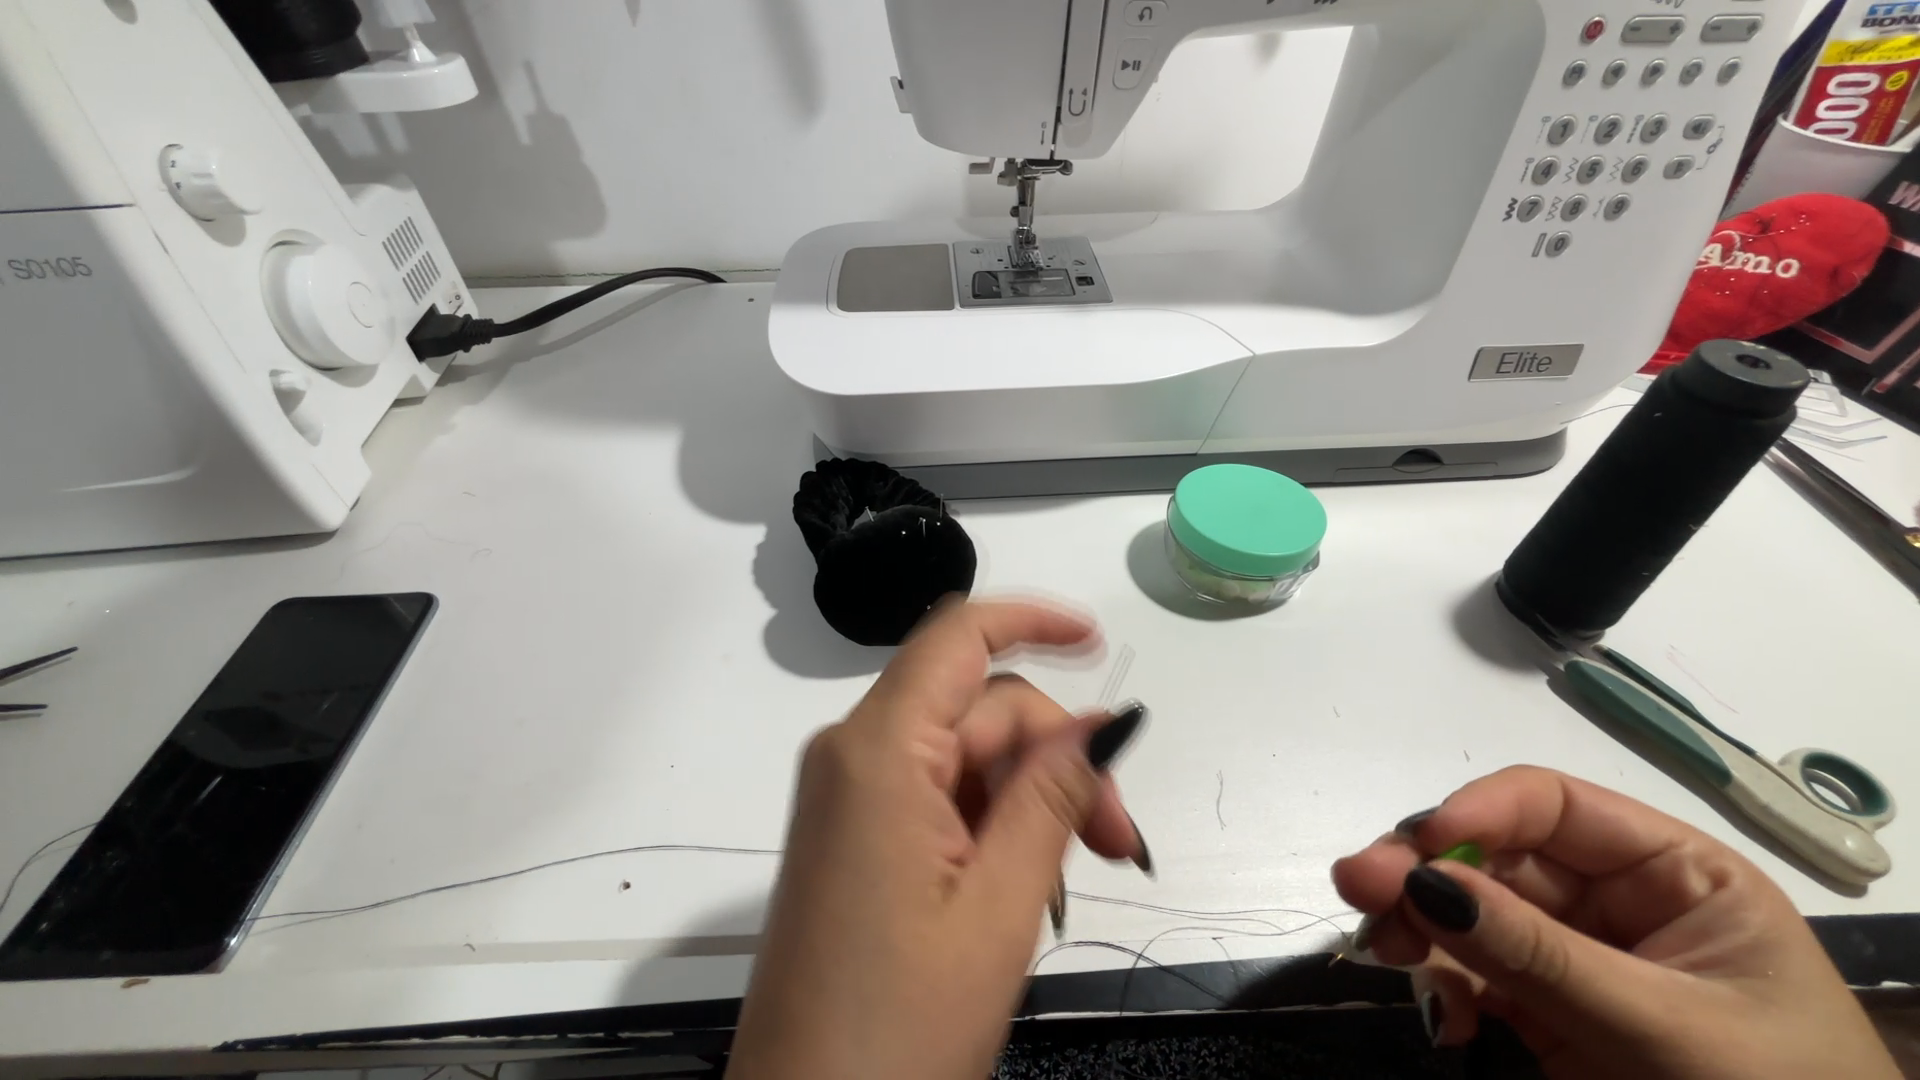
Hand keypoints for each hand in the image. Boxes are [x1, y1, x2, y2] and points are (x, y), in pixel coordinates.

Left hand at [726, 600, 1146, 1079]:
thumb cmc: (900, 1025)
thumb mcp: (1000, 904)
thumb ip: (1052, 794)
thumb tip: (1103, 719)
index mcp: (879, 750)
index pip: (959, 637)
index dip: (1032, 621)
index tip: (1097, 640)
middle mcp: (854, 753)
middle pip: (976, 708)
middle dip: (1057, 754)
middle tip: (1120, 840)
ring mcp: (849, 793)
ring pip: (963, 753)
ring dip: (1031, 792)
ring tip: (1084, 868)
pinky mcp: (853, 832)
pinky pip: (937, 791)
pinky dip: (992, 815)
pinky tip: (1028, 874)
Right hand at [1333, 766, 1898, 1079]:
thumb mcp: (1664, 1031)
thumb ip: (1538, 955)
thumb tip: (1422, 882)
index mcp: (1673, 875)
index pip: (1554, 805)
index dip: (1480, 810)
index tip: (1421, 843)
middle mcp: (1612, 900)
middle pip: (1491, 855)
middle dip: (1423, 868)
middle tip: (1356, 886)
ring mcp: (1571, 955)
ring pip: (1465, 907)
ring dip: (1413, 921)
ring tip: (1376, 945)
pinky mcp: (1541, 1007)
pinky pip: (1467, 970)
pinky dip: (1439, 984)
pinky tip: (1442, 1019)